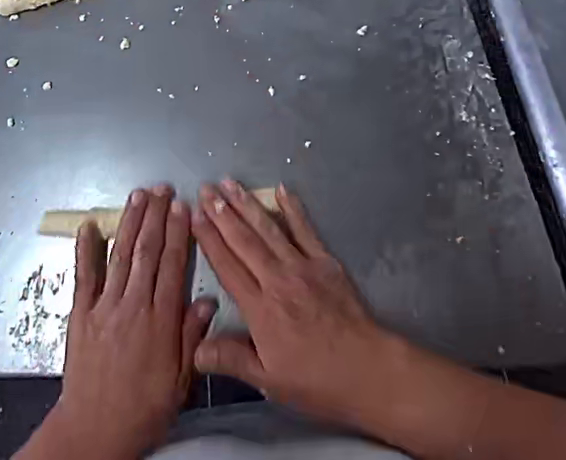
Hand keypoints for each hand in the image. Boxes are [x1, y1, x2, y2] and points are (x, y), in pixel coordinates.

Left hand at [19, 186, 217, 459]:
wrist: (95, 429)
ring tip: (139, 195)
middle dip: (156, 217)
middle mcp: (133, 306)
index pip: (173, 267)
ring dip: (130, 222)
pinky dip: (86, 248)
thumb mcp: (179, 382)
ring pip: (121, 255)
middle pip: (147, 252)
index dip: (178, 234)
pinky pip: (84, 275)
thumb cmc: (144, 408)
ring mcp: (104, 306)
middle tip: (163, 189)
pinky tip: (90, 225)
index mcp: (160, 322)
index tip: (183, 207)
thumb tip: (207, 300)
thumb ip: (192, 338)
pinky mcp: (81, 312)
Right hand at [193, 180, 413, 431]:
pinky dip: (292, 208)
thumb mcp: (271, 381)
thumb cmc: (318, 380)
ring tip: (229, 182)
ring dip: (247, 203)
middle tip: (205, 189)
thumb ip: (232, 359)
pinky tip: (280, 189)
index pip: (227, 266)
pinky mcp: (325, 262)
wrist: (371, 372)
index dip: (208, 239)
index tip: (194, 215)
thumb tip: (196, 351)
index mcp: (260, 308)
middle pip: (243, 240)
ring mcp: (302, 266)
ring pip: (268, 229)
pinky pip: (305, 229)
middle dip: (221, 212)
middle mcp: (276, 280)